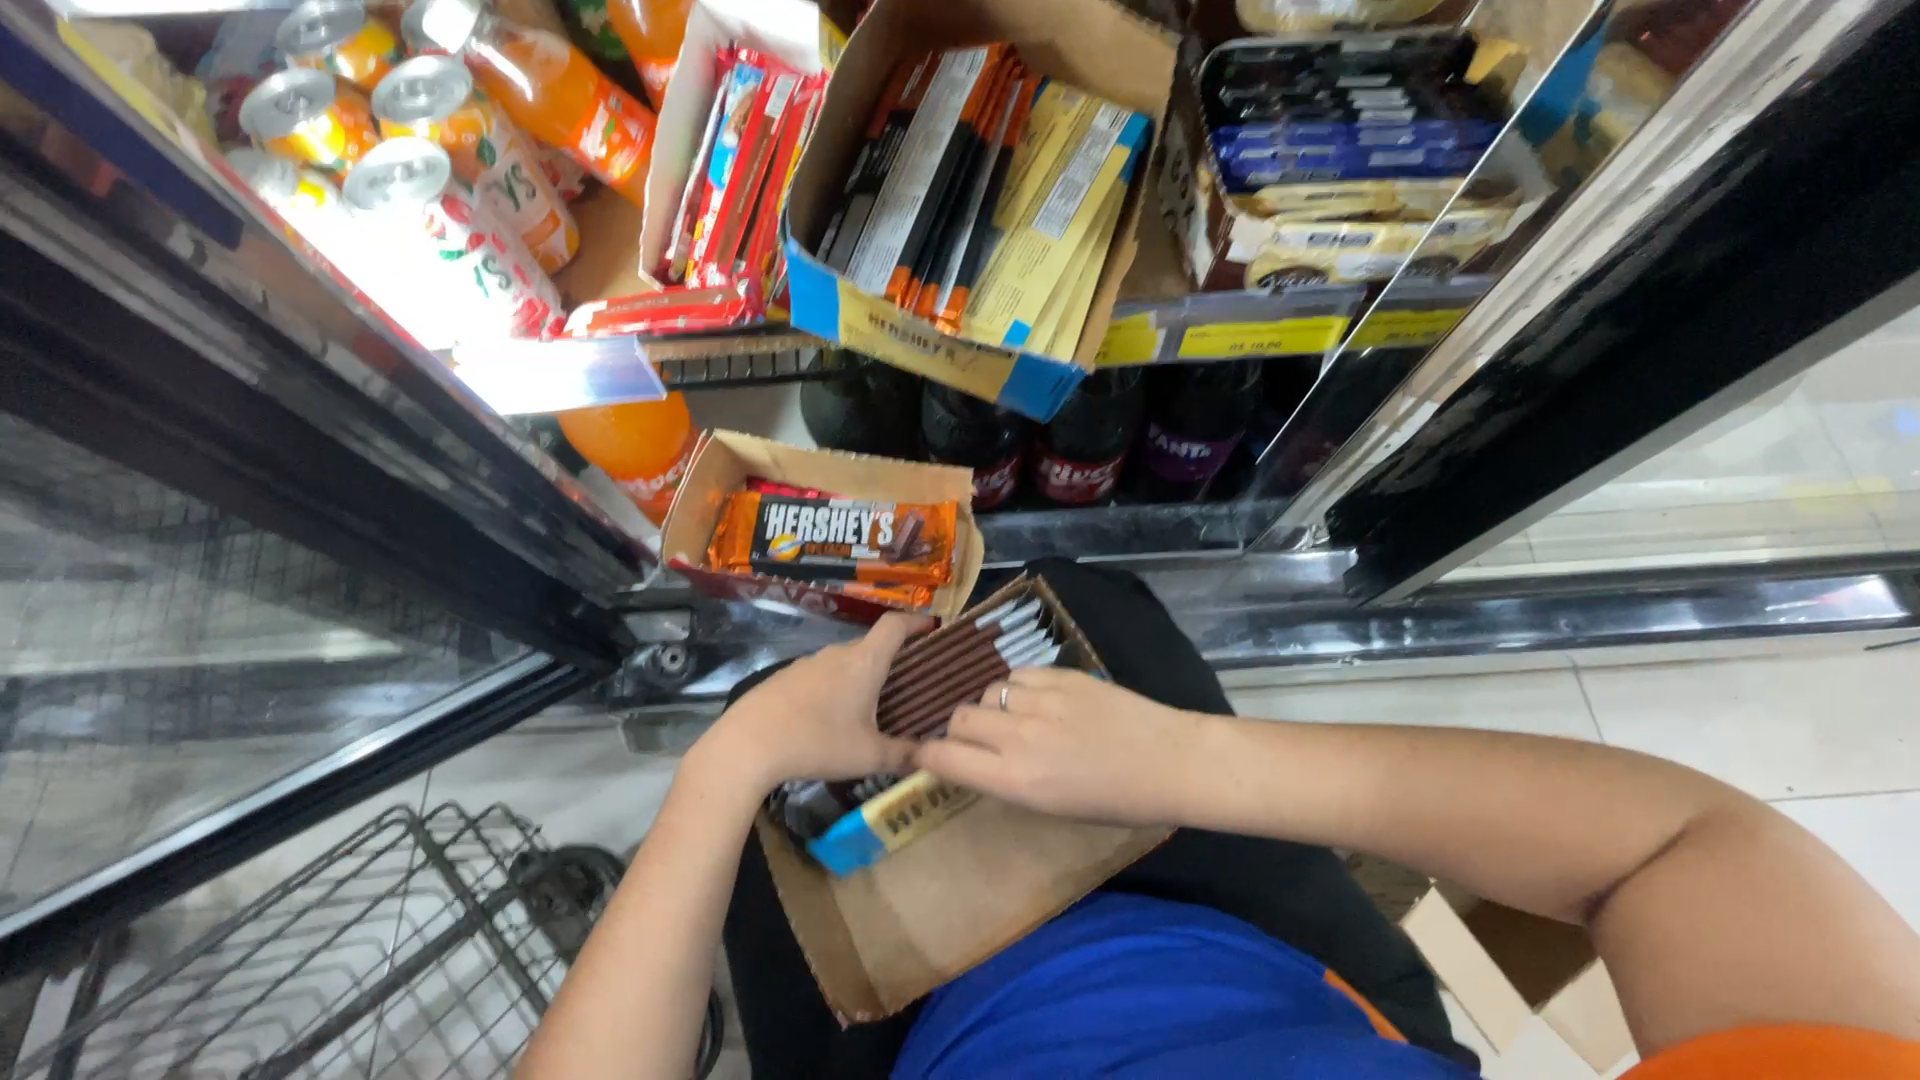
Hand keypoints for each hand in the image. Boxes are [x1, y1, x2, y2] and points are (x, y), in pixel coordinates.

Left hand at [699, 612, 932, 790]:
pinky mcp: (783, 679)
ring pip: (842, 663)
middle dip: (889, 659)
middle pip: (869, 645)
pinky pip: (818, 678)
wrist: (748, 744)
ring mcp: (806, 664)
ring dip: (857, 677)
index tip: (930, 626)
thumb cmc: (817, 742)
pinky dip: (831, 690)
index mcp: (864, 662)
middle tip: (904, 683)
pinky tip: (827, 720)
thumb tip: (928, 757)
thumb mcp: (868, 756)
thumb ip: (902, 755)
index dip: (914, 622)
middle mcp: (836, 655)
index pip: (894, 626)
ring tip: (867, 707)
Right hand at [913, 667, 1212, 826]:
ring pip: (987, 691)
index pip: (943, 758)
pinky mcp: (1062, 675)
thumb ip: (1008, 781)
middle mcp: (1019, 737)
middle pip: (958, 718)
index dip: (926, 756)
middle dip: (959, 730)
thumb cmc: (1116, 801)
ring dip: (992, 706)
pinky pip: (1018, 674)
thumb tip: (976, 761)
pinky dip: (1018, 687)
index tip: (927, 755)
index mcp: (1015, 780)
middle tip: (978, 738)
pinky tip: (1036, 698)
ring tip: (1014, 716)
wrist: (1171, 762)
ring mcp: (1041, 701)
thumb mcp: (1052, 808)